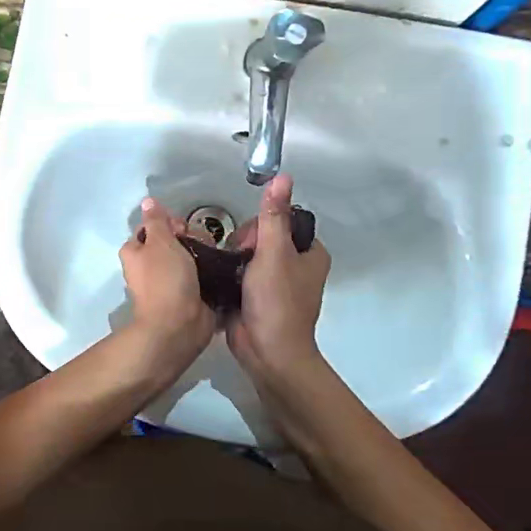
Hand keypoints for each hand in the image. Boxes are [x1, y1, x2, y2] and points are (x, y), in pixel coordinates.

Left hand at [119, 197, 216, 367]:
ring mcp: (169, 282)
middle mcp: (148, 267)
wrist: (179, 324)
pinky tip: (221, 268)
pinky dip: (209, 271)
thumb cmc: (165, 279)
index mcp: (135, 253)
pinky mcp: (187, 295)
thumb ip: (156, 220)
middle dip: (189, 238)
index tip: (183, 228)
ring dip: (202, 254)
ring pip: (188, 257)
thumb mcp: (159, 242)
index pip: (152, 228)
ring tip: (214, 257)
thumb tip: (148, 201)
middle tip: (200, 243)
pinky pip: (200, 275)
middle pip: (172, 241)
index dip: (169, 224)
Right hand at [226, 175, 330, 387]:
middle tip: (237, 263)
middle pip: (260, 238)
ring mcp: (275, 285)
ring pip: (247, 258)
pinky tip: (219, 284)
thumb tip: (282, 176)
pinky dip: (229, 278)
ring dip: (232, 262)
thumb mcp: (274, 253)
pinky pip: (239, 278)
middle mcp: (296, 267)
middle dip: (242, 247)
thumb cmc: (276, 302)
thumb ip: (273, 215)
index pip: (280, 221)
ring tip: (225, 274)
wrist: (267, 353)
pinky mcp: (256, 300)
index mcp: (311, 253)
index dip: (259, 226)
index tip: (248, 243)